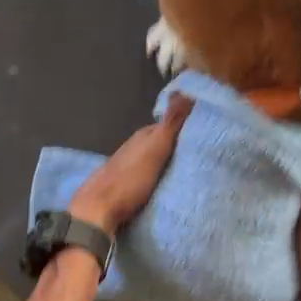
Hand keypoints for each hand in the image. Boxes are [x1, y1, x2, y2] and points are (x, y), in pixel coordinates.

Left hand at [70, 96, 193, 232]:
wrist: (97, 210)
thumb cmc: (129, 179)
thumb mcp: (155, 149)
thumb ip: (170, 124)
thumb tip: (185, 90)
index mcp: (140, 137)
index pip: (165, 125)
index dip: (182, 126)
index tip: (202, 131)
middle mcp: (131, 148)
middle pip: (157, 143)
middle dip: (174, 145)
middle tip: (198, 153)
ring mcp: (124, 168)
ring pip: (150, 160)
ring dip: (165, 163)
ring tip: (186, 170)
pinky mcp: (122, 187)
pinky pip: (144, 176)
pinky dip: (155, 177)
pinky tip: (164, 185)